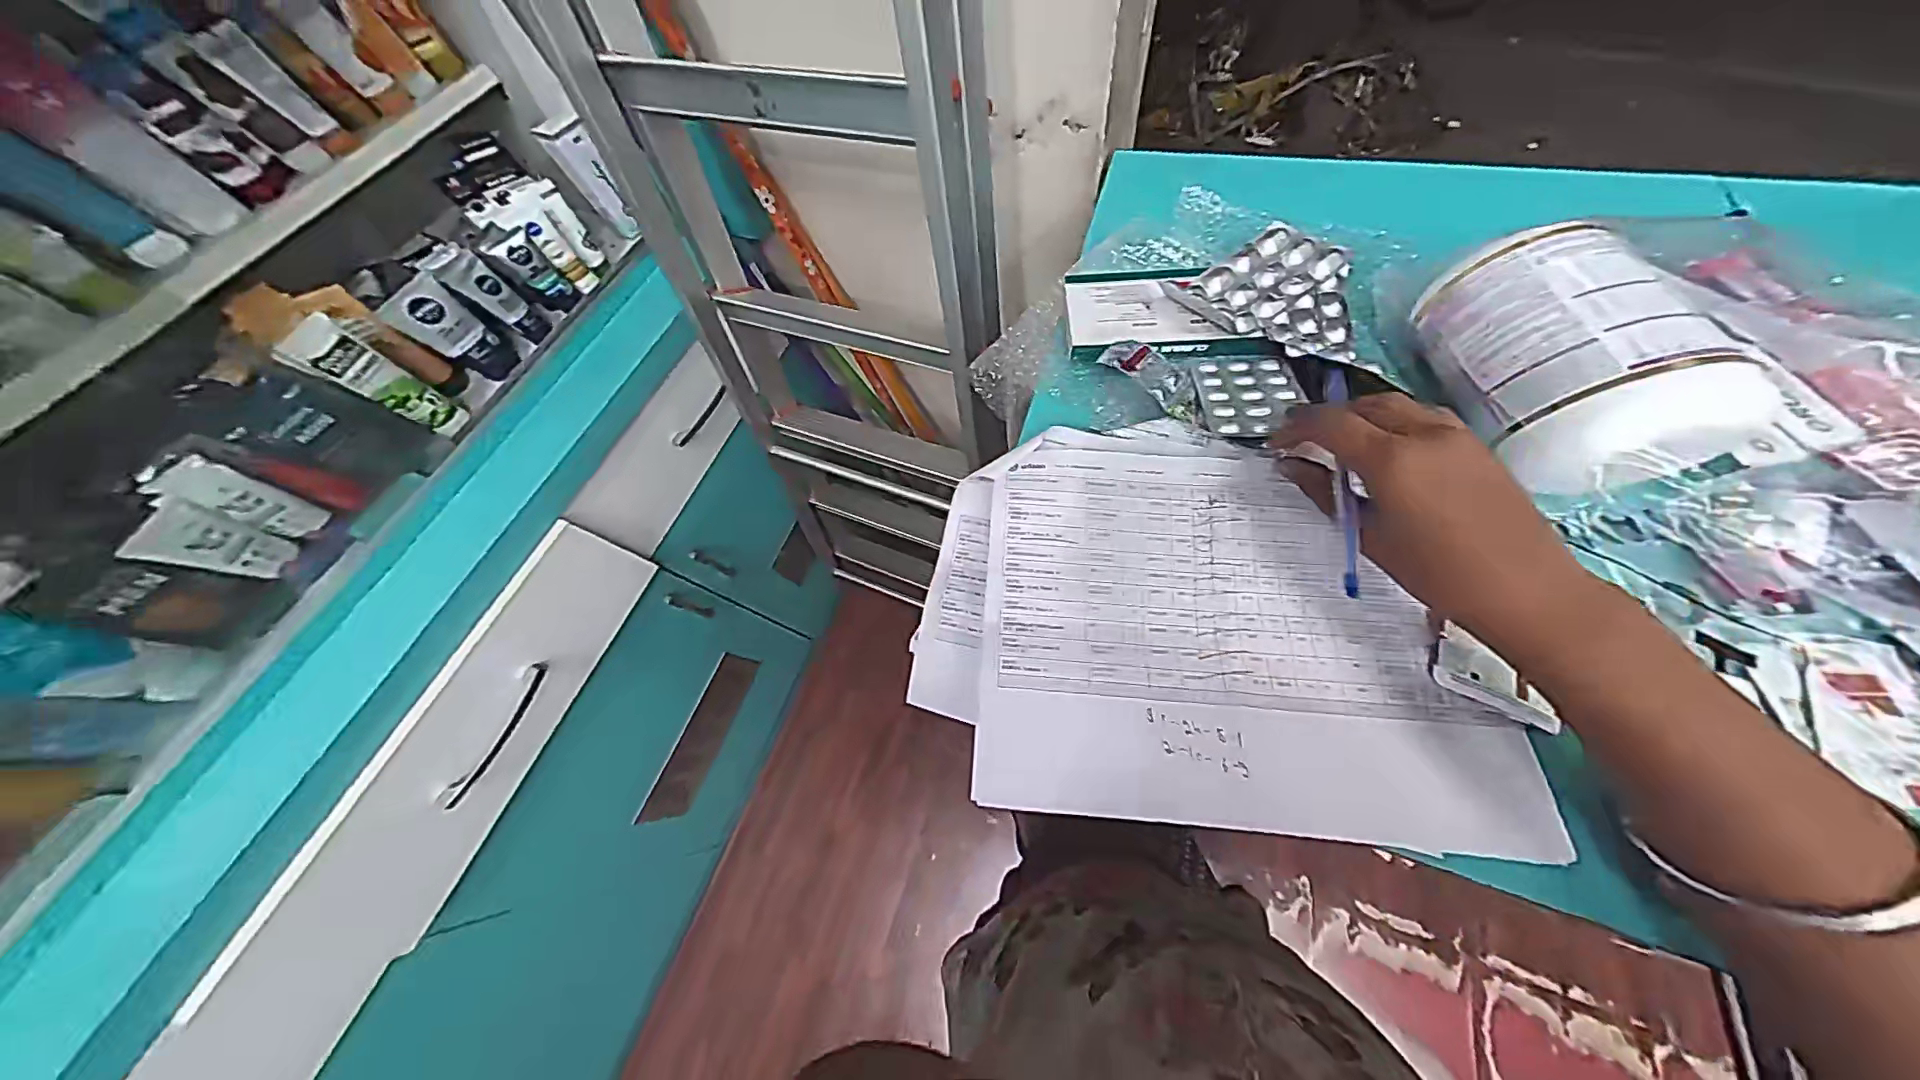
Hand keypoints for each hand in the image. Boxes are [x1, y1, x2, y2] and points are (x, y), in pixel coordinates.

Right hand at [1270, 393, 1602, 657]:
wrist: (1525, 588)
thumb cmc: (1436, 572)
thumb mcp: (1368, 534)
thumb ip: (1325, 493)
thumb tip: (1292, 467)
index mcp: (1393, 458)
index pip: (1331, 423)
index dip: (1296, 428)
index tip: (1277, 443)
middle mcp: (1425, 433)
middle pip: (1363, 404)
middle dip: (1327, 416)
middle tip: (1301, 440)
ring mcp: (1455, 435)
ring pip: (1395, 405)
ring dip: (1360, 415)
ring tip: (1339, 442)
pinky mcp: (1475, 444)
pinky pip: (1422, 416)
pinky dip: (1392, 422)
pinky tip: (1383, 449)